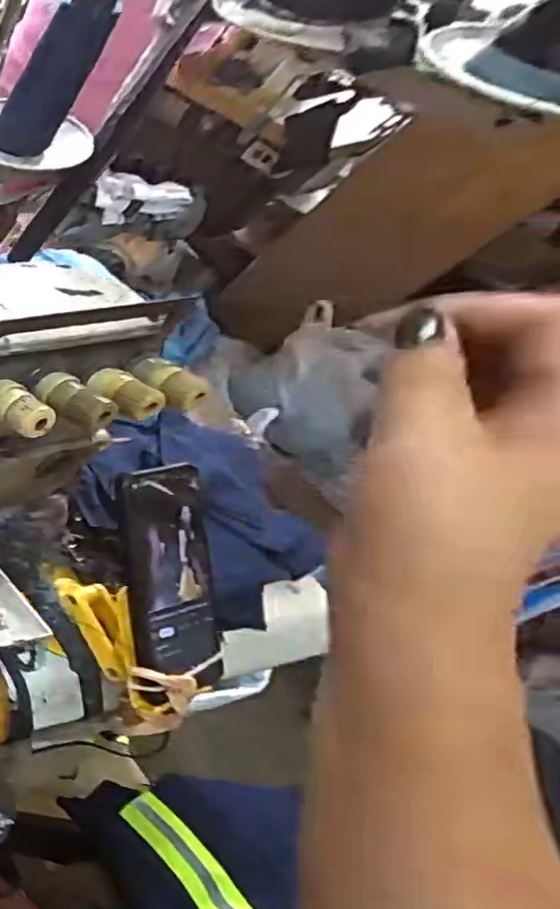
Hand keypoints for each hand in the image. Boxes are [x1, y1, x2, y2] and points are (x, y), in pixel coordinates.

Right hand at [335, 293, 559, 616]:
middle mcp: (555, 423)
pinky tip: (374, 410)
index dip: (473, 309)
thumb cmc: (425, 517)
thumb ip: (421, 370)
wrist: (411, 599)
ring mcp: (517, 449)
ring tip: (366, 373)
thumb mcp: (420, 436)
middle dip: (449, 335)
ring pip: (486, 381)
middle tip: (373, 343)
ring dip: (429, 368)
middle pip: (523, 349)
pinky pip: (460, 413)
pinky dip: (419, 400)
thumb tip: (417, 323)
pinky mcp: (474, 470)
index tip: (391, 322)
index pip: (548, 323)